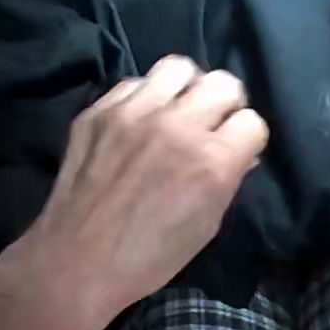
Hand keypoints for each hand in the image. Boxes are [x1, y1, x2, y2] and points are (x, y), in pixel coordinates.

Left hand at [0, 56, 268, 329]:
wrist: (76, 261)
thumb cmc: (149, 257)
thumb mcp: (205, 226)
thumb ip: (228, 180)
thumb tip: (240, 152)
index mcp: (211, 162)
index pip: (253, 122)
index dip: (246, 139)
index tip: (235, 151)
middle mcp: (177, 126)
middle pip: (224, 83)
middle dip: (227, 105)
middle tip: (212, 126)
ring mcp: (133, 113)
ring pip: (179, 67)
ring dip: (188, 89)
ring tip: (179, 111)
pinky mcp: (99, 111)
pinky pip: (135, 83)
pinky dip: (146, 99)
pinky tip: (140, 123)